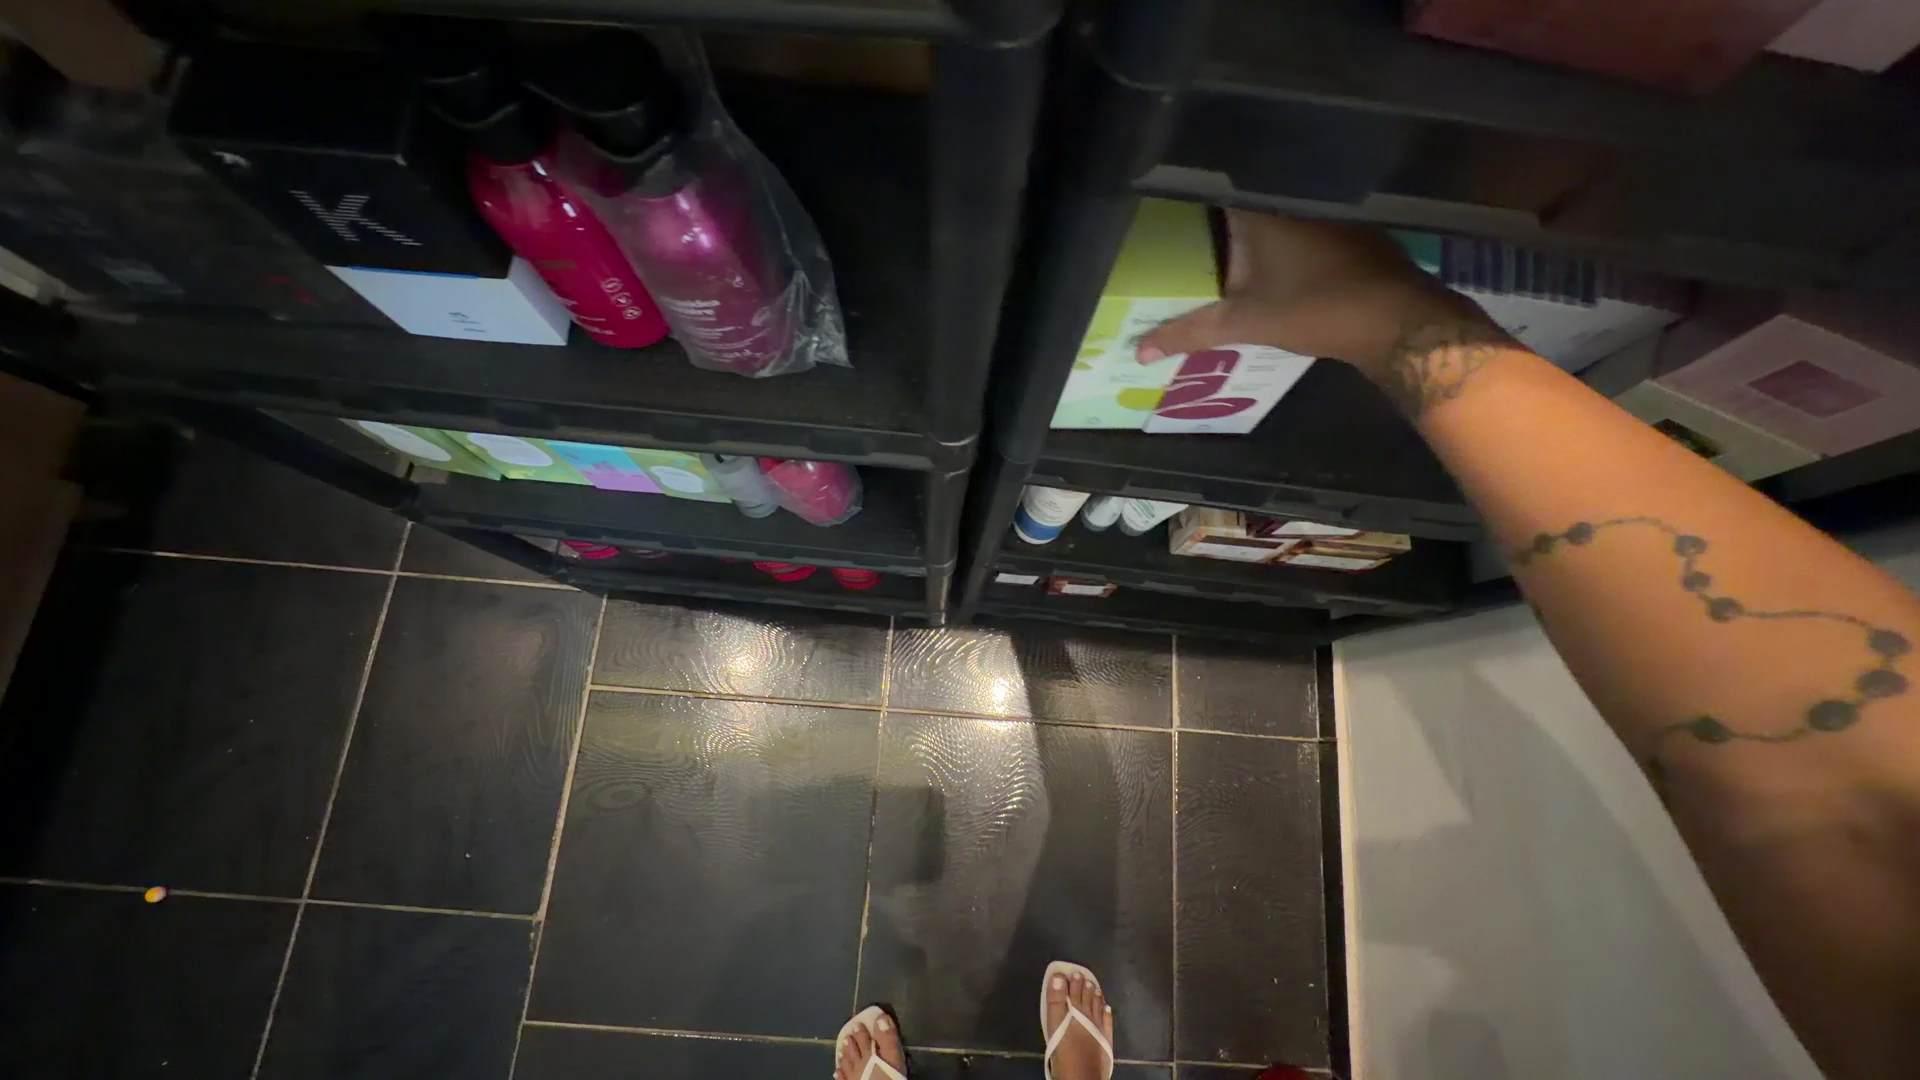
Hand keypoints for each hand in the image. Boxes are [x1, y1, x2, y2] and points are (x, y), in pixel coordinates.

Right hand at [1135, 211, 1495, 386]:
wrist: (1395, 321)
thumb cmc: (1314, 309)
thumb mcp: (1243, 324)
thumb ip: (1189, 332)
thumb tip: (1139, 350)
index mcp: (1261, 208)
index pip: (1216, 182)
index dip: (1190, 189)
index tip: (1164, 201)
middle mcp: (1293, 197)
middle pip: (1244, 197)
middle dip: (1216, 213)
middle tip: (1182, 228)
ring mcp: (1324, 211)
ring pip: (1275, 211)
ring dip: (1250, 226)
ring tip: (1215, 244)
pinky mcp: (1346, 229)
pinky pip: (1299, 224)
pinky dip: (1279, 238)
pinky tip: (1265, 260)